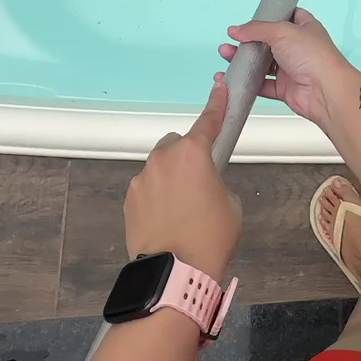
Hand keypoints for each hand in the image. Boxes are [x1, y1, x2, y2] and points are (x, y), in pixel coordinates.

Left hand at [124, 78, 241, 280]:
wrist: (176, 274)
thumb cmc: (212, 235)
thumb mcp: (230, 202)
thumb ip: (216, 181)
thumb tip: (202, 185)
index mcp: (194, 153)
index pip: (209, 120)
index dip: (217, 102)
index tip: (220, 86)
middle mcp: (164, 159)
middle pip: (178, 145)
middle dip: (188, 156)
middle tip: (201, 183)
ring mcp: (142, 179)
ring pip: (160, 167)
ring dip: (170, 178)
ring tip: (182, 210)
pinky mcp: (129, 199)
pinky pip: (148, 188)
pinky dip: (157, 197)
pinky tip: (167, 221)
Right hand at [219, 8, 359, 129]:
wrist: (324, 90)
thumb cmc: (313, 56)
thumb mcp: (282, 31)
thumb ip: (256, 29)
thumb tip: (236, 30)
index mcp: (305, 28)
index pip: (288, 16)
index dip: (272, 16)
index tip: (254, 17)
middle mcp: (299, 48)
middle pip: (270, 42)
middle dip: (250, 41)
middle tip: (232, 41)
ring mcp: (292, 69)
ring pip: (263, 64)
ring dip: (245, 61)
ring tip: (226, 55)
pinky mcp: (284, 89)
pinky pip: (262, 85)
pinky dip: (248, 83)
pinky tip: (233, 78)